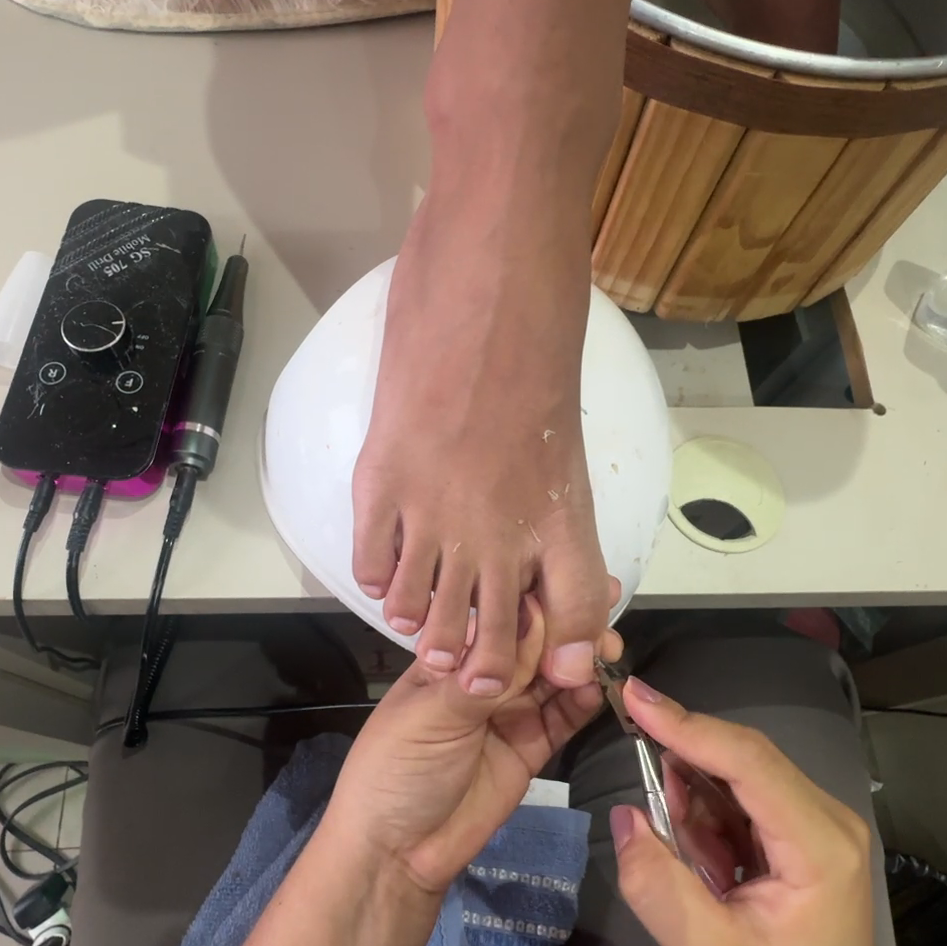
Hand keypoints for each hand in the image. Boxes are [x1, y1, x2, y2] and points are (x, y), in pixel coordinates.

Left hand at [324, 590, 620, 893]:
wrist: (397, 851)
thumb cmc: (399, 767)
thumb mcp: (435, 712)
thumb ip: (488, 673)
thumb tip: (535, 619)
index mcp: (451, 657)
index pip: (497, 618)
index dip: (533, 599)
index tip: (567, 576)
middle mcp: (484, 677)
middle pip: (533, 643)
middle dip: (566, 624)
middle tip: (603, 605)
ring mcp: (510, 712)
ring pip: (555, 676)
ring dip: (581, 659)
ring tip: (610, 643)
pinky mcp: (532, 746)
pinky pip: (564, 717)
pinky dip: (584, 700)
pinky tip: (601, 684)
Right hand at [352, 108, 611, 699]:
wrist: (494, 271)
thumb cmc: (543, 343)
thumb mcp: (572, 435)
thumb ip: (565, 513)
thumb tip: (556, 571)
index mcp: (559, 514)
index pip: (572, 614)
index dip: (564, 652)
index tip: (550, 667)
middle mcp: (500, 527)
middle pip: (489, 627)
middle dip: (483, 663)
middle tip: (471, 675)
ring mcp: (436, 505)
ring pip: (426, 605)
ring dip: (427, 628)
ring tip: (425, 634)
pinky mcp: (384, 475)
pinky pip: (374, 558)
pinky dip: (380, 578)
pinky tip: (385, 577)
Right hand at [610, 677, 906, 945]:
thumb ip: (659, 887)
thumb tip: (625, 816)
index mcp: (819, 845)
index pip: (748, 761)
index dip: (687, 725)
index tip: (633, 695)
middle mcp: (827, 817)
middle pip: (742, 757)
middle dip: (685, 769)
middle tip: (651, 802)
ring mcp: (817, 819)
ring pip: (734, 775)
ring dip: (696, 807)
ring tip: (701, 872)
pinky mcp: (801, 828)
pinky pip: (738, 797)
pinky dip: (708, 821)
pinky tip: (712, 869)